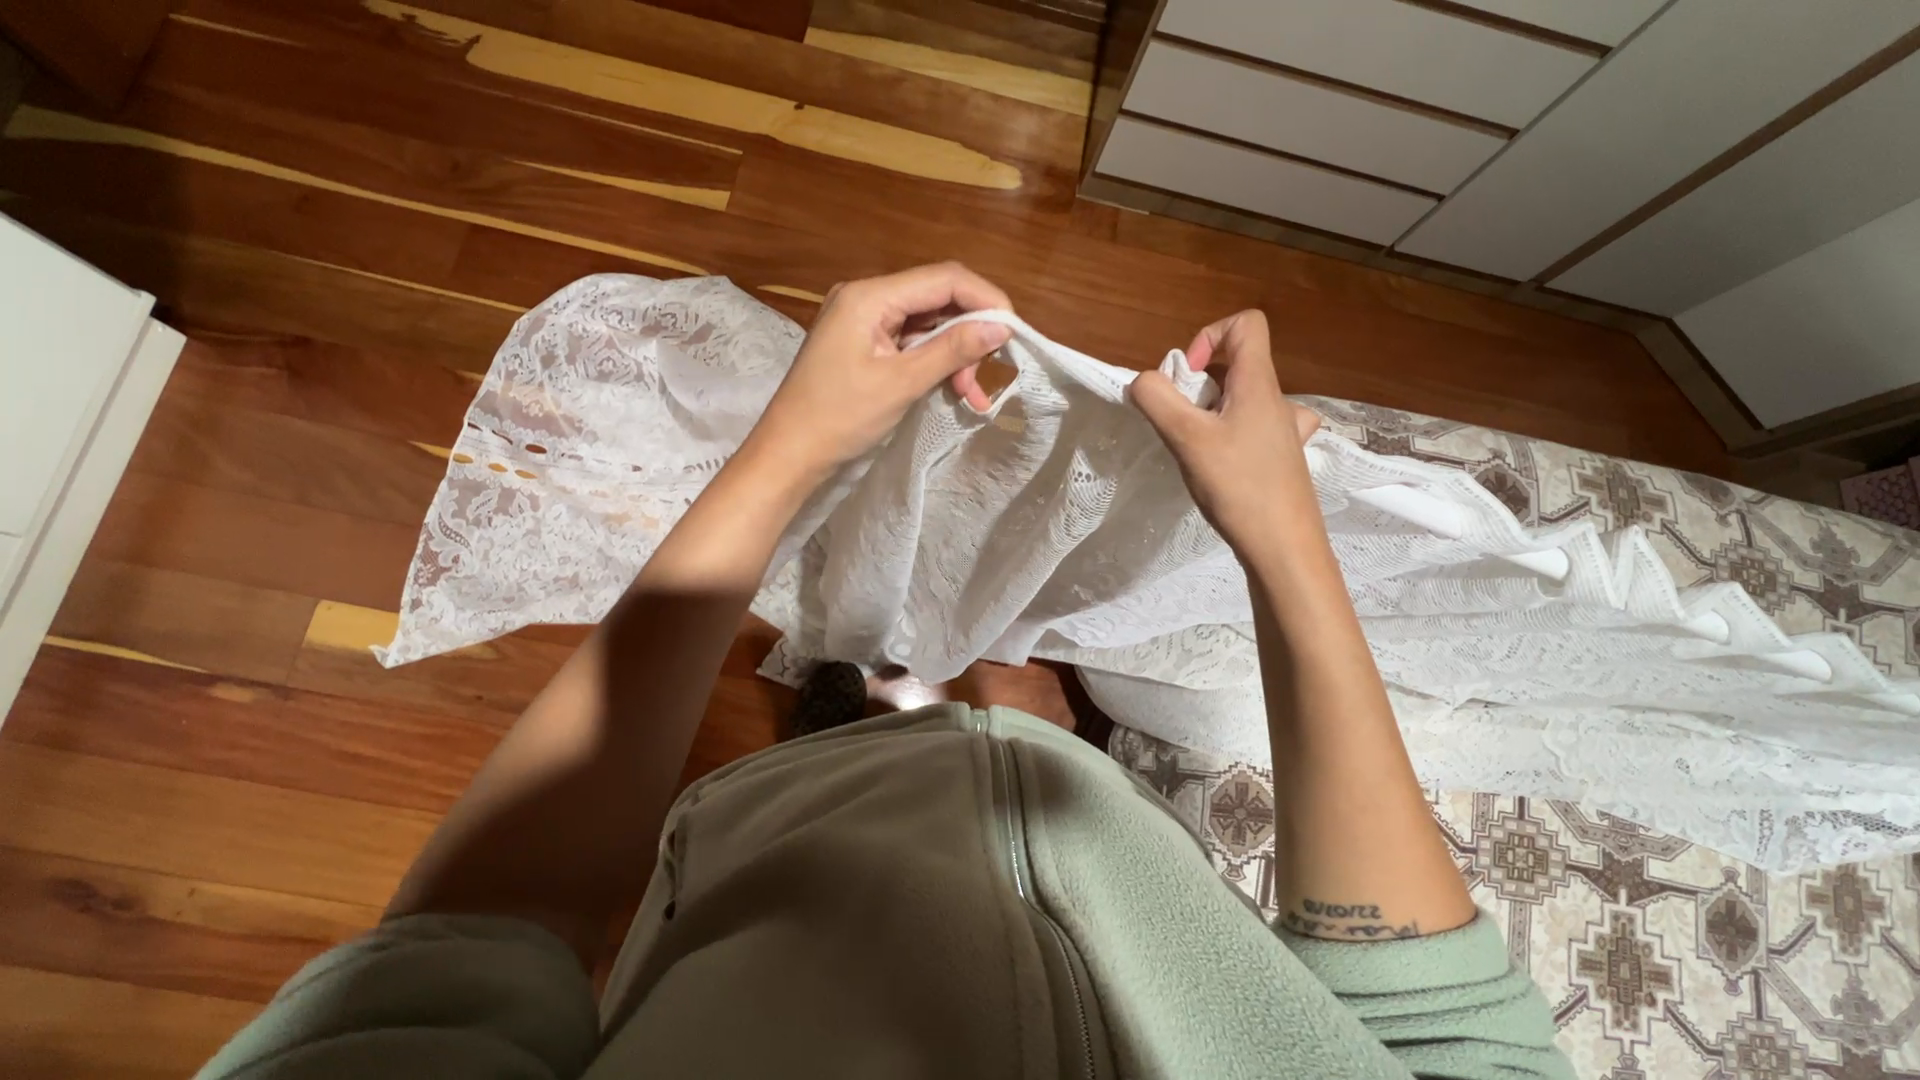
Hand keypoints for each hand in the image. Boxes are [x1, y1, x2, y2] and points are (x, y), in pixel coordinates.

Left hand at [737, 262, 1012, 484]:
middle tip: (985, 377)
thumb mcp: (902, 384)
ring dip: (955, 354)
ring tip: (969, 393)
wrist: (789, 453)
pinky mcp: (863, 343)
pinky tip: (952, 387)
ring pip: (927, 323)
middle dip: (969, 334)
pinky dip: (934, 362)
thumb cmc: (839, 418)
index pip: (944, 279)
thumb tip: (1002, 327)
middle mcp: (866, 297)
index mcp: (869, 296)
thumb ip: (952, 350)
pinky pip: (910, 341)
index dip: (985, 299)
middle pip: (937, 298)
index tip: (1014, 332)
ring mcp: (863, 320)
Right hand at [1128, 310, 1322, 555]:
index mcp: (1258, 383)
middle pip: (1236, 362)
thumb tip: (1141, 380)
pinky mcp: (1280, 458)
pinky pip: (1252, 428)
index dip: (1209, 336)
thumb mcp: (1187, 439)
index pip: (1246, 324)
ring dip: (1211, 410)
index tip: (1187, 376)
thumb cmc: (1239, 486)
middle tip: (1182, 419)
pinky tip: (1222, 461)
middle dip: (1199, 382)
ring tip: (1197, 445)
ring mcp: (1283, 430)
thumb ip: (1157, 400)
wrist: (1284, 546)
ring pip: (1241, 398)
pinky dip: (1230, 434)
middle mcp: (1276, 399)